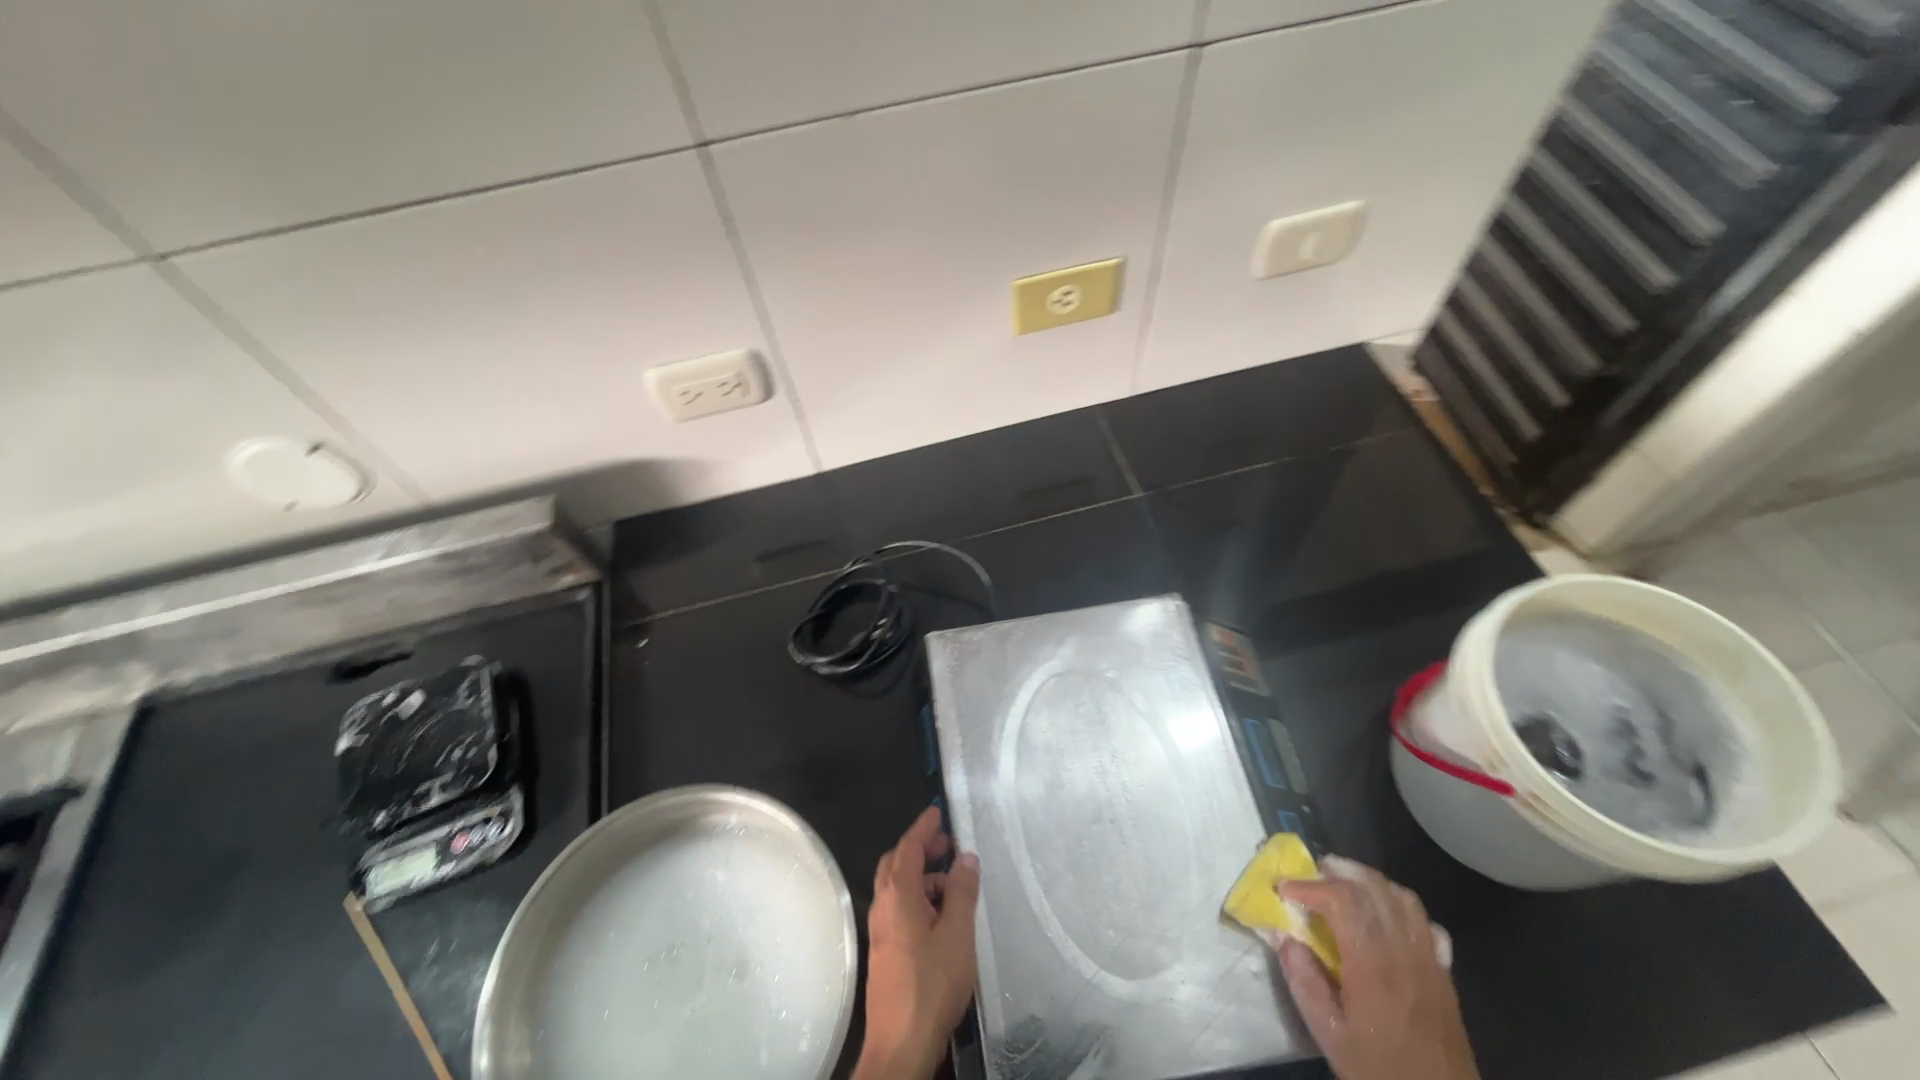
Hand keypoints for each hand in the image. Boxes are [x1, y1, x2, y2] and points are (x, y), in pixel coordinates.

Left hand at [852, 806, 981, 1079]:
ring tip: (954, 884)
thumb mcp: (958, 934)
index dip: (923, 828)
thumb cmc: (933, 983)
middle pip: (896, 864)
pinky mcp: (885, 951)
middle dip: (920, 849)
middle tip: (947, 844)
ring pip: (898, 889)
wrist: (902, 1041)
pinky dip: (919, 899)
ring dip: (922, 876)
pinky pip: (900, 910)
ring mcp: (881, 931)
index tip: (937, 812)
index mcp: (898, 896)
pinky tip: (941, 916)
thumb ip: (962, 892)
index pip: (908, 848)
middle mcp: (883, 907)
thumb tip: (965, 858)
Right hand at [1278, 856, 1478, 1079]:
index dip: (1310, 886)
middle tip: (1311, 873)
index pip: (1343, 900)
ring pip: (1403, 898)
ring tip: (1343, 884)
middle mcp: (1404, 951)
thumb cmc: (1378, 1070)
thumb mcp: (1329, 1034)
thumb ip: (1304, 981)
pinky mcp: (1444, 973)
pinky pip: (1425, 922)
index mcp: (1372, 965)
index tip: (1284, 889)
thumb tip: (1283, 937)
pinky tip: (1385, 917)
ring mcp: (1429, 959)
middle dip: (1339, 871)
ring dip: (1370, 881)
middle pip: (1374, 888)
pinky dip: (1400, 906)